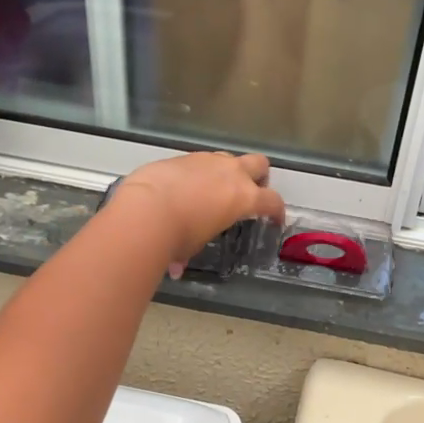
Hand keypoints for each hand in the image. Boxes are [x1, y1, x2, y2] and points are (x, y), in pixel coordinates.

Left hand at [108, 152, 285, 274]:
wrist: (146, 209)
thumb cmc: (179, 235)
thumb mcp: (193, 245)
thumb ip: (193, 248)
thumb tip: (177, 267)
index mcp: (244, 197)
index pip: (273, 201)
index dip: (277, 211)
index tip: (274, 220)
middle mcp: (231, 173)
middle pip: (259, 164)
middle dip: (258, 177)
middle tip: (248, 193)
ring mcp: (207, 160)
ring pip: (228, 158)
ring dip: (227, 172)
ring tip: (213, 190)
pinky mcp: (183, 156)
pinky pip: (200, 161)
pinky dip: (199, 172)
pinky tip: (184, 187)